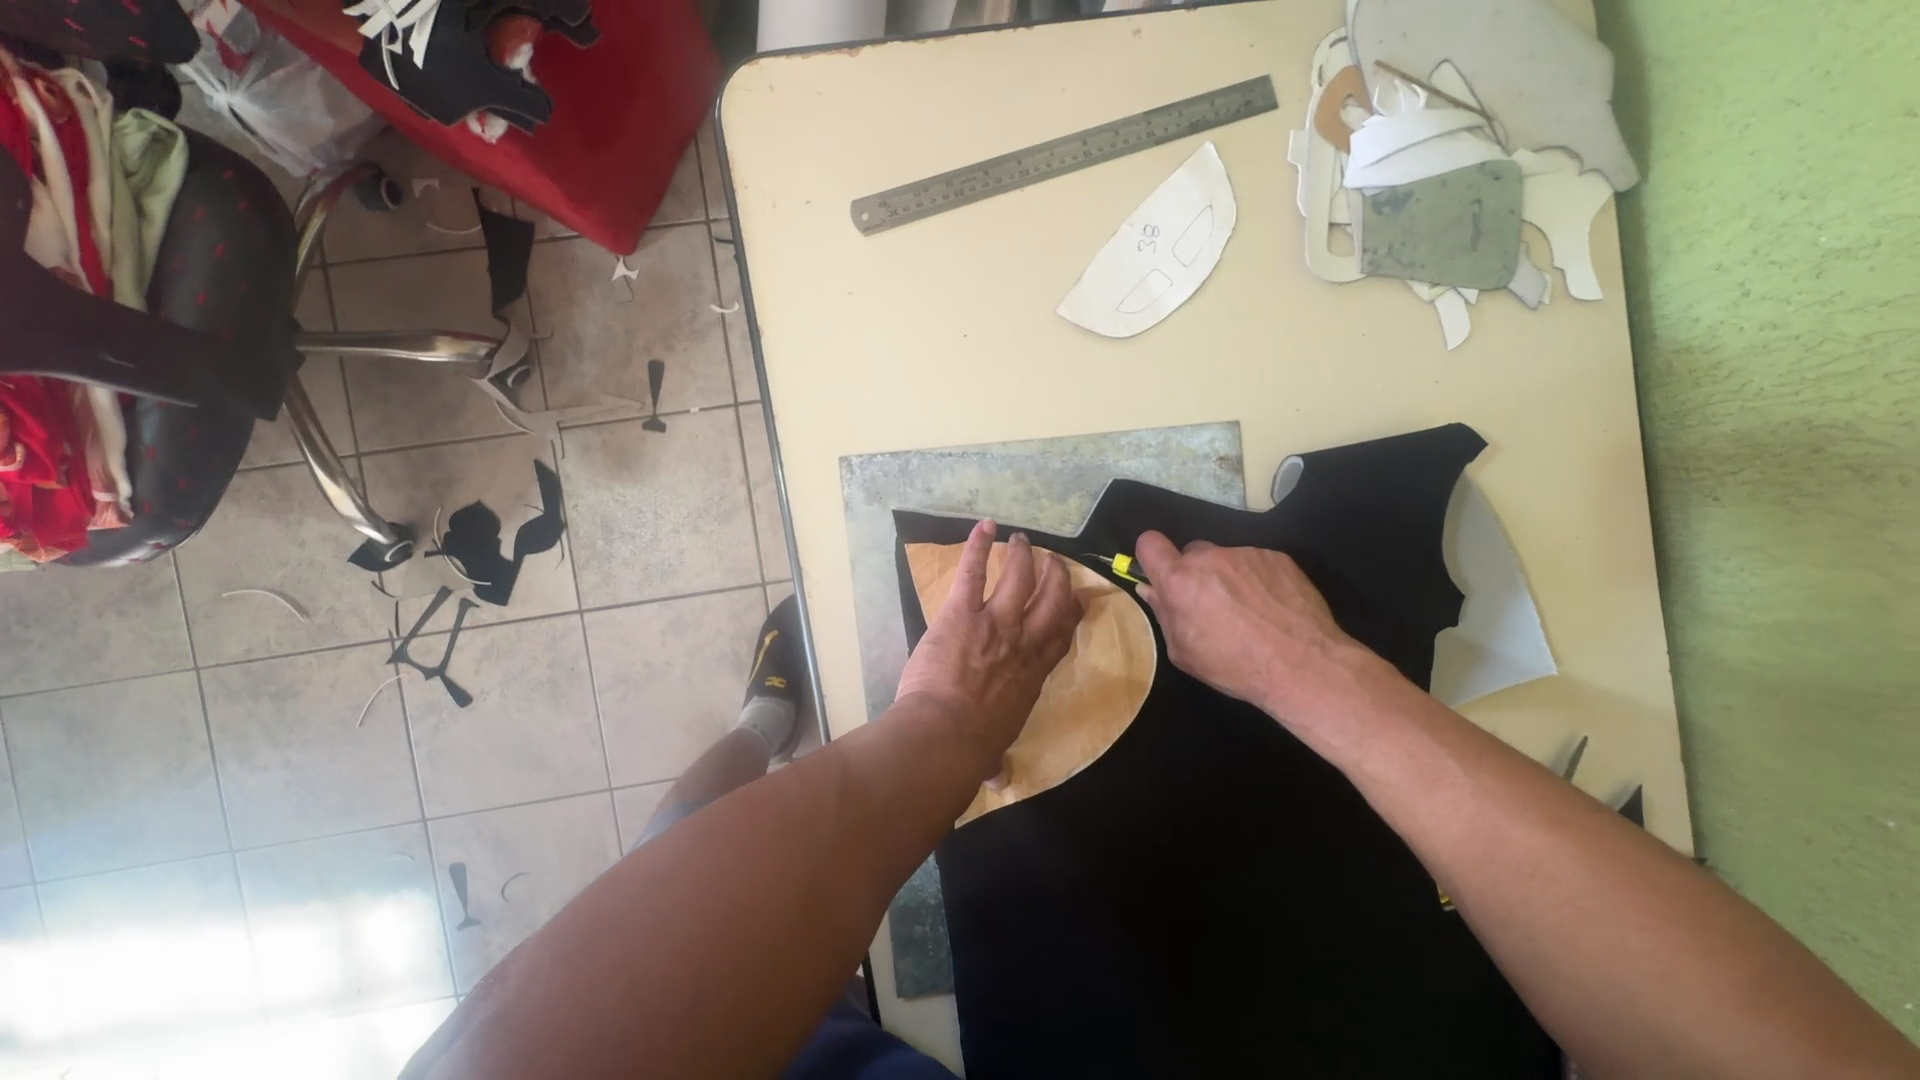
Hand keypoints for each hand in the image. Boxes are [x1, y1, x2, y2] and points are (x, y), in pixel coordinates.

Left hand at [895, 520, 1084, 776]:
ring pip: (1018, 579)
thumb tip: (996, 778)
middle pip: (1051, 600)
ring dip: (1022, 557)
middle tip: (1054, 561)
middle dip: (1055, 576)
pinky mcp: (962, 613)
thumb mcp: (994, 752)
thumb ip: (996, 758)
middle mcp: (1022, 643)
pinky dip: (978, 547)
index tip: (1076, 599)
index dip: (1071, 613)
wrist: (946, 735)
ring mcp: (995, 623)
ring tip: (1021, 541)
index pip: (1060, 636)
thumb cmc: (971, 748)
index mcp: (1033, 675)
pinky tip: (984, 528)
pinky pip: (973, 572)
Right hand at [1133, 531, 1383, 724]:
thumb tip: (1152, 590)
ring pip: (1226, 559)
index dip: (1152, 557)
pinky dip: (1258, 580)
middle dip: (1196, 573)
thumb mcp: (1184, 653)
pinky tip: (1272, 608)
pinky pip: (1256, 563)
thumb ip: (1164, 615)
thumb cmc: (1235, 667)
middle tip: (1211, 604)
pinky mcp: (1278, 557)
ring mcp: (1247, 554)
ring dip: (1229, 577)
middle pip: (1192, 553)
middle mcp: (1211, 558)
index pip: (1149, 543)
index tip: (1162, 575)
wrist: (1303, 666)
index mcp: (1180, 581)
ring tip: (1250, 611)